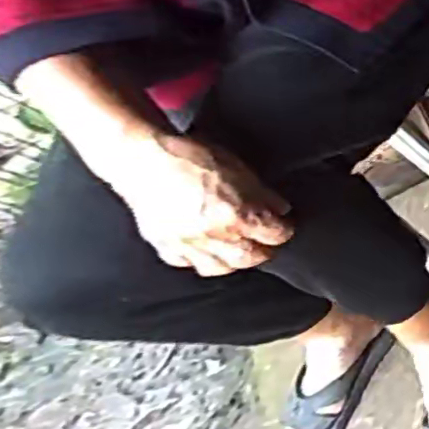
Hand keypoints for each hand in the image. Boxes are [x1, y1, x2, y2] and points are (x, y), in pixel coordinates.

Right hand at [101, 135, 293, 275]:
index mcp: (239, 216)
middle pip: (250, 258)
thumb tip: (280, 210)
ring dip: (233, 262)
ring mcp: (185, 242)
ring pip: (217, 268)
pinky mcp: (160, 244)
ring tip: (240, 249)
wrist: (144, 161)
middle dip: (264, 251)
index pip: (276, 235)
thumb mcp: (245, 173)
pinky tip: (206, 249)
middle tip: (266, 242)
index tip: (284, 225)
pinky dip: (198, 260)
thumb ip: (265, 196)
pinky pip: (184, 263)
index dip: (284, 229)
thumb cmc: (193, 161)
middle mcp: (214, 235)